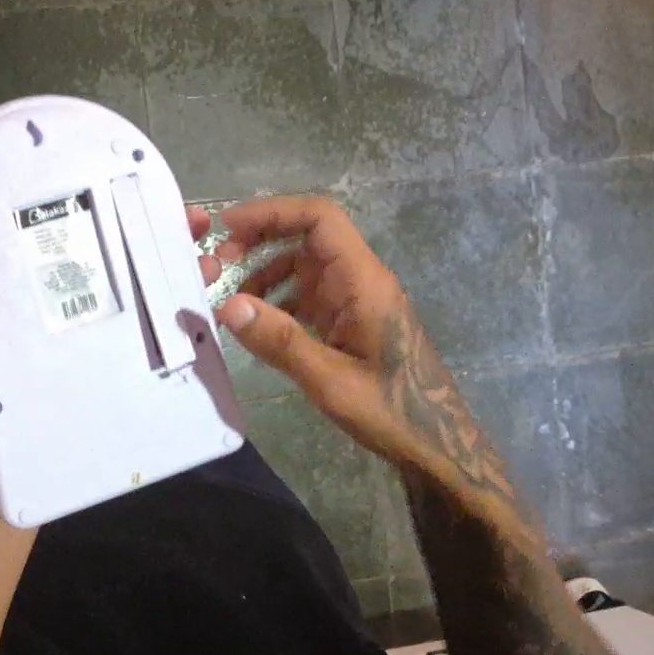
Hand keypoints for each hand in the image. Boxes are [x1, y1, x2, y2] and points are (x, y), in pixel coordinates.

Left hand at [0, 207, 219, 521]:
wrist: (6, 480)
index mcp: (40, 300)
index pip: (72, 247)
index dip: (99, 214)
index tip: (122, 188)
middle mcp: (79, 312)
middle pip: (123, 263)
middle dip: (159, 235)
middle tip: (186, 221)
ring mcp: (105, 346)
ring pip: (150, 299)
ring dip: (181, 273)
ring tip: (205, 260)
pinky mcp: (124, 381)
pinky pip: (160, 350)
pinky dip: (188, 330)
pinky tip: (207, 317)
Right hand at [209, 196, 510, 496]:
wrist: (434, 442)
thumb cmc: (390, 410)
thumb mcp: (329, 380)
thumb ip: (279, 341)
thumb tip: (228, 305)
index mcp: (363, 282)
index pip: (319, 220)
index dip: (272, 213)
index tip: (228, 227)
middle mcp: (360, 281)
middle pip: (307, 237)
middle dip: (261, 239)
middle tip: (219, 264)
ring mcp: (355, 300)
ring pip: (304, 266)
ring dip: (265, 273)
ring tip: (232, 302)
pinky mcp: (350, 321)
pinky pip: (308, 295)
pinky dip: (278, 301)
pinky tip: (258, 327)